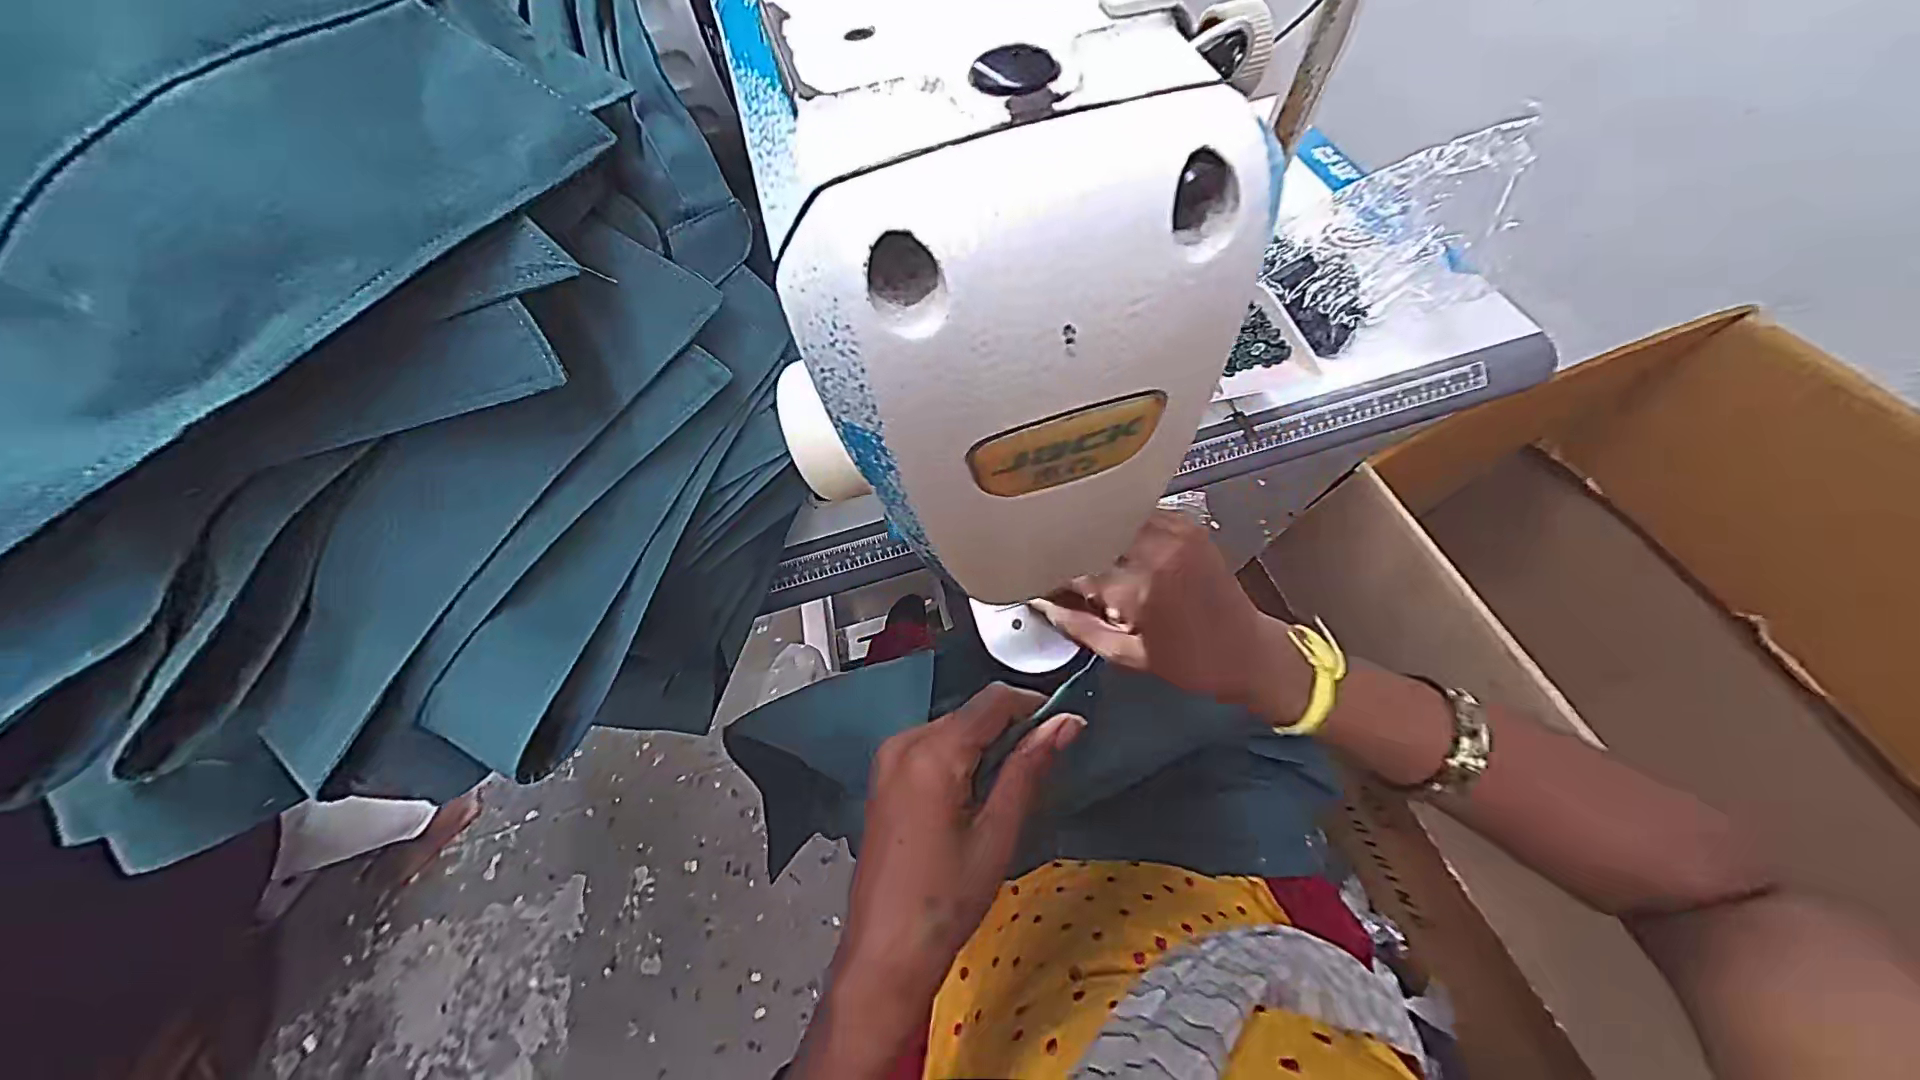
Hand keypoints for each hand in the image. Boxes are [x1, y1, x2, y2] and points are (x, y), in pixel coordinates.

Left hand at [793, 684, 1082, 1078]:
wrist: (886, 949)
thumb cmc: (942, 901)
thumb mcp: (998, 832)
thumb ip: (1029, 768)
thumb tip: (1063, 724)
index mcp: (932, 753)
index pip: (993, 700)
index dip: (1033, 704)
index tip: (1061, 722)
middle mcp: (903, 743)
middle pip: (971, 712)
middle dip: (1010, 726)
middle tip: (1042, 759)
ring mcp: (889, 757)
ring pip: (953, 726)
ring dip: (986, 742)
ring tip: (1009, 785)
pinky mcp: (884, 773)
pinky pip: (932, 744)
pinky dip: (961, 755)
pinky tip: (975, 792)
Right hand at [1032, 510, 1306, 718]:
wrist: (1250, 651)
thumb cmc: (1188, 662)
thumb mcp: (1124, 654)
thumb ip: (1075, 624)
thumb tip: (1038, 602)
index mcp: (1140, 586)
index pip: (1073, 561)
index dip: (1047, 567)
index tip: (1032, 573)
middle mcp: (1157, 547)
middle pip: (1090, 528)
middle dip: (1066, 542)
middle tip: (1049, 556)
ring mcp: (1175, 529)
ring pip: (1111, 514)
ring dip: (1091, 530)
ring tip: (1079, 549)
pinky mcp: (1186, 523)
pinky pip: (1136, 513)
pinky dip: (1116, 525)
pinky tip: (1109, 542)